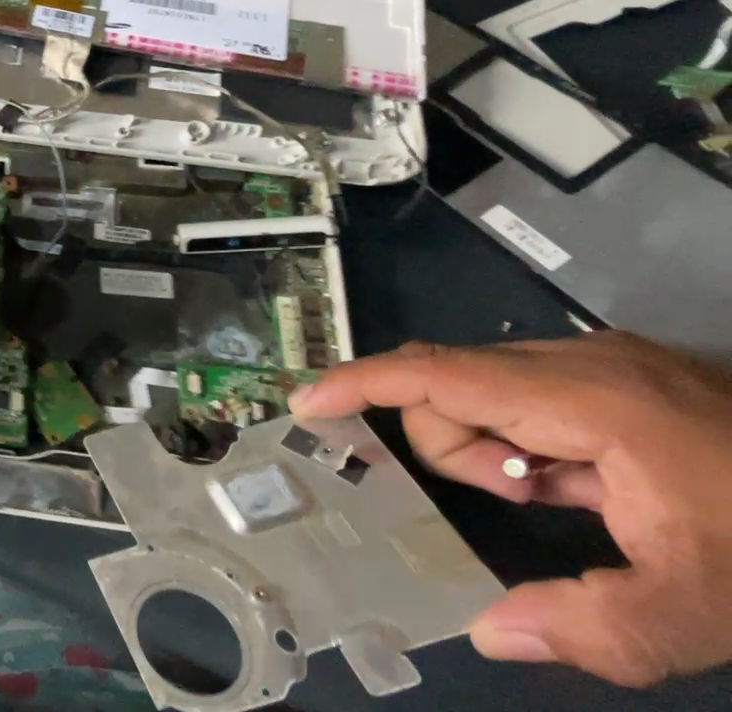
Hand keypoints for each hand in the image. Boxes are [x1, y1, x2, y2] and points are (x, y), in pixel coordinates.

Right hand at [290, 333, 731, 686]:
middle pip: (447, 383)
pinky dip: (527, 440)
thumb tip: (489, 632)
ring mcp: (602, 362)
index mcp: (588, 399)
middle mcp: (580, 362)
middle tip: (523, 498)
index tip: (304, 403)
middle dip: (457, 447)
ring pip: (480, 388)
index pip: (438, 375)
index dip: (361, 385)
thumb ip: (606, 626)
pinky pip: (522, 394)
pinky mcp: (618, 373)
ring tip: (557, 493)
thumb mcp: (713, 604)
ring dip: (493, 447)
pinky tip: (580, 480)